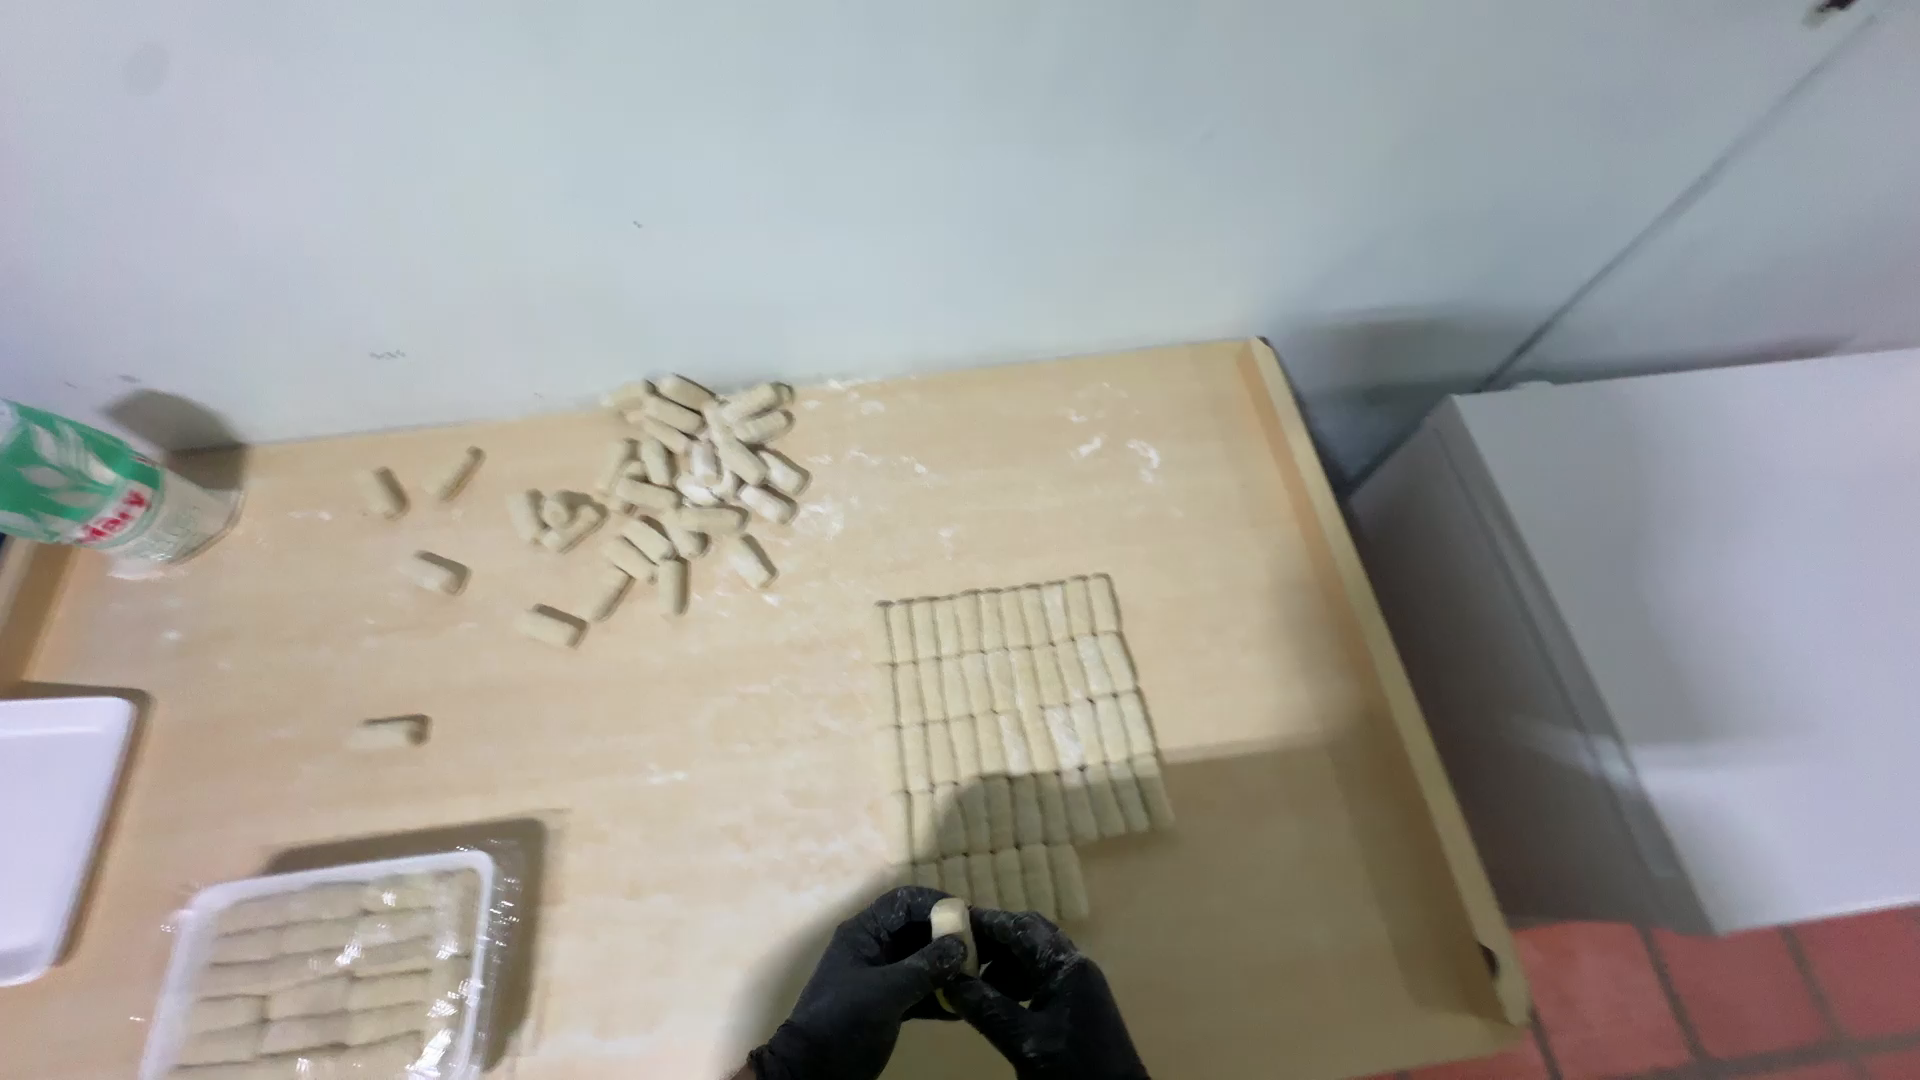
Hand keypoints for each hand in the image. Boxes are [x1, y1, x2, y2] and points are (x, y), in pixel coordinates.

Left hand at [746, 886, 967, 1079]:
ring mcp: (882, 975)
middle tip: (980, 946)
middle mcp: (875, 947)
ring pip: (921, 959)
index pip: (904, 902)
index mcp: (865, 932)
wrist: (811, 1073)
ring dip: (947, 966)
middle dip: (947, 936)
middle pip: (916, 929)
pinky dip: (940, 994)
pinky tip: (963, 1004)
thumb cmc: (843, 1021)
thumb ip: (923, 967)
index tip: (967, 916)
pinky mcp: (888, 1004)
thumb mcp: (885, 993)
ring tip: (978, 974)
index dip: (935, 903)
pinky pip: (920, 989)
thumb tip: (961, 945)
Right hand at [943, 909, 1148, 1079]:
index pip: (1020, 927)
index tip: (955, 920)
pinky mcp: (1079, 1001)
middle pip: (1030, 934)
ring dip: (1006, 962)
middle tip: (963, 950)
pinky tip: (1000, 999)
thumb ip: (987, 1009)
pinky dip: (1019, 980)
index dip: (987, 922)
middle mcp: (1075, 963)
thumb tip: (949, 980)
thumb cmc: (1074, 1072)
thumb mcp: (1024, 1042)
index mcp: (1066, 965)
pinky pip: (1043, 975)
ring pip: (1036, 954)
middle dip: (996, 940)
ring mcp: (1080, 982)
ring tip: (976, 980)